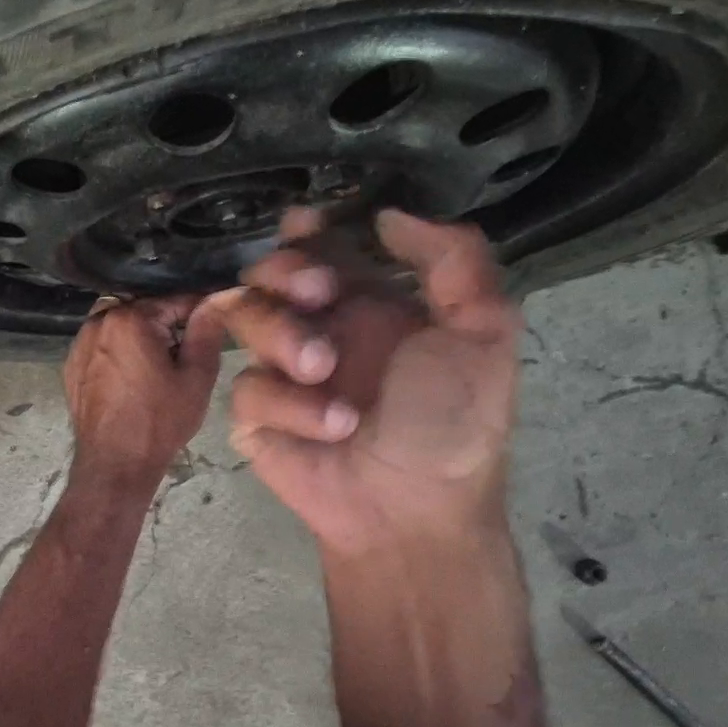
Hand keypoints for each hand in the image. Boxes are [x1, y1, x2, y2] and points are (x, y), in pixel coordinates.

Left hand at [64, 295, 225, 486]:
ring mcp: (80, 342)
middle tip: (186, 351)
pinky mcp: (71, 364)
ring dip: (141, 335)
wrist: (114, 463)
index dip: (200, 311)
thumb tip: (217, 299)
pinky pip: (101, 344)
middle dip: (167, 324)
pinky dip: (119, 350)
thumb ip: (207, 330)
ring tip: (159, 364)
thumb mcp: (196, 376)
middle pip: (144, 309)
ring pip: (120, 324)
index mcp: (129, 318)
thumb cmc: (160, 421)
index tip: (216, 323)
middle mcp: (98, 321)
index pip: (174, 300)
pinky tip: (133, 376)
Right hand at [221, 209, 522, 556]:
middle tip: (316, 295)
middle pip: (268, 274)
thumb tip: (387, 215)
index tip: (302, 224)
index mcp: (367, 306)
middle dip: (283, 271)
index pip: (321, 249)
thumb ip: (454, 261)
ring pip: (244, 318)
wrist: (415, 510)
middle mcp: (319, 330)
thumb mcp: (483, 334)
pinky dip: (289, 404)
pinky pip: (248, 387)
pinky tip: (332, 428)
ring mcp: (282, 373)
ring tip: (322, 367)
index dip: (305, 232)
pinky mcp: (256, 417)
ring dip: (282, 333)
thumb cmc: (453, 423)